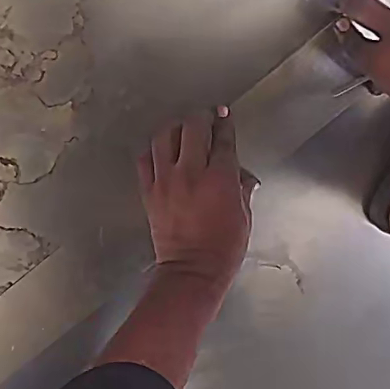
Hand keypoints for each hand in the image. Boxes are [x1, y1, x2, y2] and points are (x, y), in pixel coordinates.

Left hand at [137, 108, 257, 290]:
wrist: (191, 271)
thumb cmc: (224, 248)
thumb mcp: (245, 216)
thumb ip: (242, 188)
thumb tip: (240, 174)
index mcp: (220, 178)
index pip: (222, 139)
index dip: (224, 124)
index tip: (224, 116)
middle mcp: (190, 173)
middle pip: (192, 127)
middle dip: (201, 119)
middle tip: (205, 120)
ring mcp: (165, 181)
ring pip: (164, 137)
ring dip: (174, 128)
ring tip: (181, 131)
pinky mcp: (148, 192)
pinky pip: (144, 160)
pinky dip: (153, 151)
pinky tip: (161, 153)